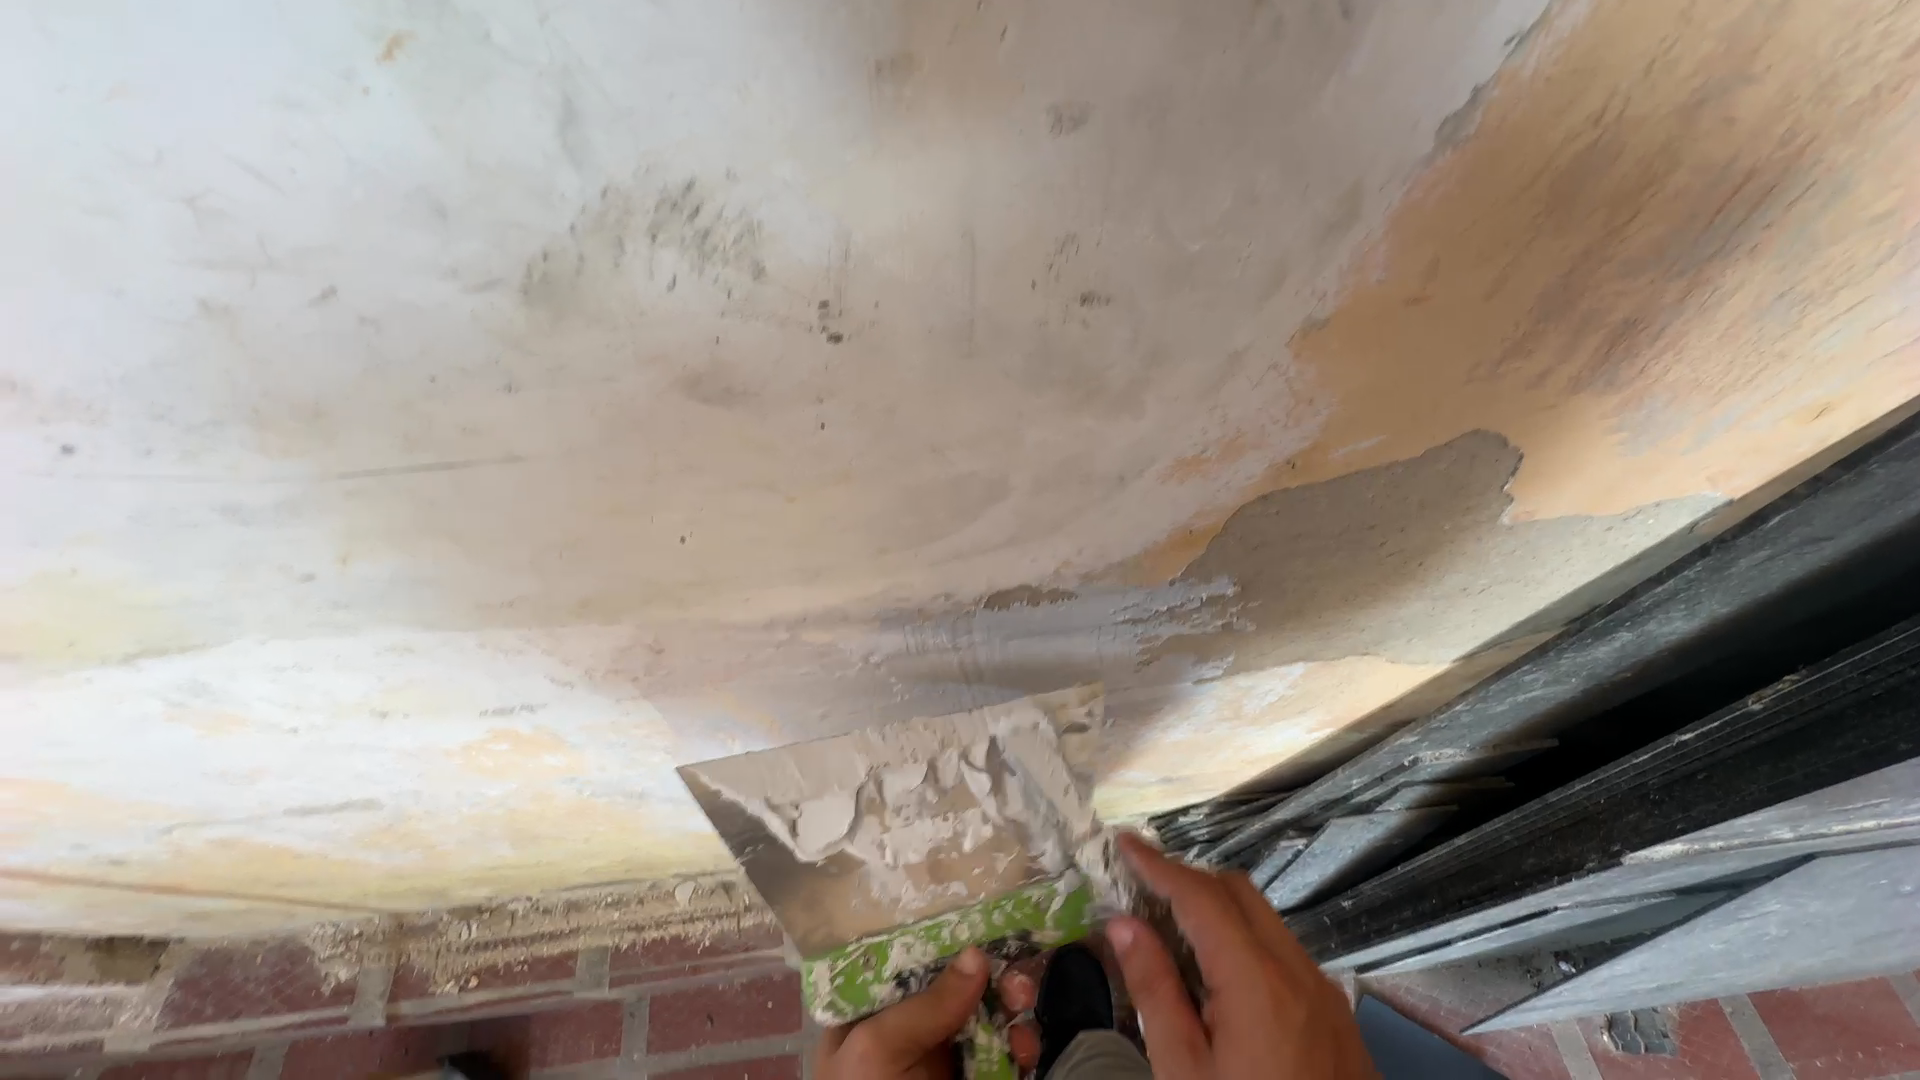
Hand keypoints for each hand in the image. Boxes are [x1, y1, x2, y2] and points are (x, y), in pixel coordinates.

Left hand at [816, 947, 1007, 1079]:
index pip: (909, 963)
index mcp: (871, 1014)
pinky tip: (1026, 1049)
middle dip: (990, 976)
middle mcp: (909, 1032)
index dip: (945, 943)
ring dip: (1012, 1008)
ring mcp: (942, 1063)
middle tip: (1017, 981)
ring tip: (1023, 1007)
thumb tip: (977, 954)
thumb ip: (924, 1005)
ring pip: (986, 1018)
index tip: (984, 925)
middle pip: (956, 986)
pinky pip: (1003, 1057)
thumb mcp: (877, 1051)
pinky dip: (1020, 1047)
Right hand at [1105, 833, 1375, 1078]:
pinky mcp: (1334, 1013)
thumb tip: (1122, 924)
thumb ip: (1154, 990)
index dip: (1158, 864)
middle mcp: (1297, 970)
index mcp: (1256, 980)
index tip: (1124, 843)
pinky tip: (1216, 972)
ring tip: (1171, 926)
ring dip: (1216, 905)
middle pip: (1238, 891)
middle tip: (1141, 885)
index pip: (1200, 897)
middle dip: (1187, 877)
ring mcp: (1323, 991)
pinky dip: (1242, 936)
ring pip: (1263, 917)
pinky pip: (1282, 949)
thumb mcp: (1185, 1071)